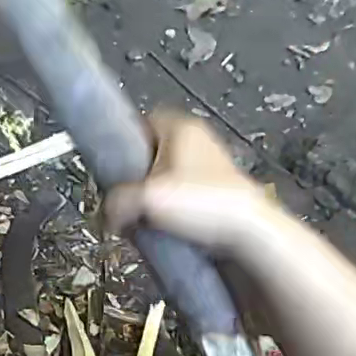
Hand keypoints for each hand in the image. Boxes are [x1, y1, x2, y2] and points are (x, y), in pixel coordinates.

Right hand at [105, 111, 278, 256]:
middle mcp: (199, 142)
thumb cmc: (202, 204)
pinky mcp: (218, 196)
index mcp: (182, 128)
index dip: (124, 144)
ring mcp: (211, 169)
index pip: (143, 121)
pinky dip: (173, 214)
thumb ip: (117, 202)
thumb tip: (106, 214)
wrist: (249, 234)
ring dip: (154, 201)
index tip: (114, 170)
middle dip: (138, 180)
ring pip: (168, 180)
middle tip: (128, 201)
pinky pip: (184, 200)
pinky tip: (167, 231)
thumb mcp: (146, 199)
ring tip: (147, 221)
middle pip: (153, 155)